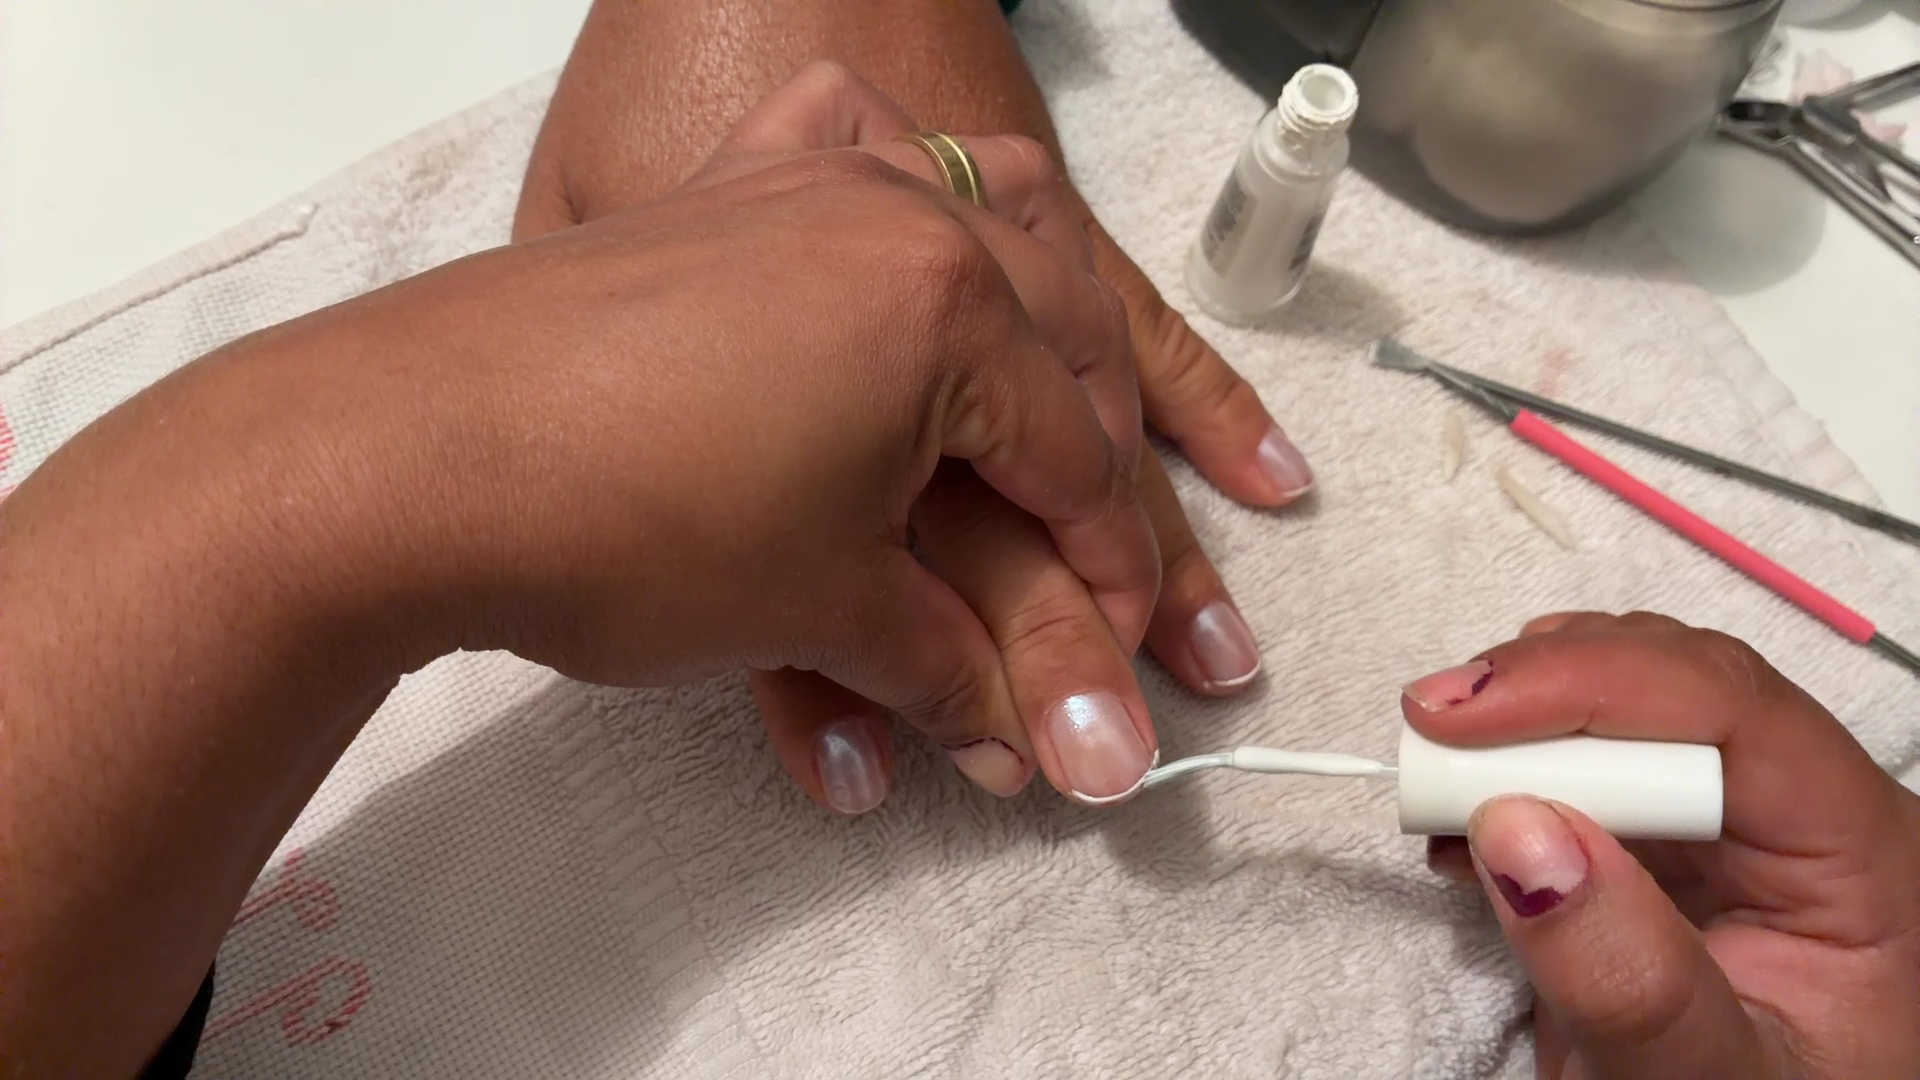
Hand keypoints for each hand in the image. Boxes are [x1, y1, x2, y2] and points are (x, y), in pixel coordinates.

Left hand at [0, 66, 1158, 1073]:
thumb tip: (1016, 745)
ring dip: (1049, 308)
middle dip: (1100, 450)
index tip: (1129, 631)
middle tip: (1109, 538)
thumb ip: (944, 667)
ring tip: (1068, 381)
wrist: (401, 463)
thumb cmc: (634, 533)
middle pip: (1067, 333)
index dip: (1117, 559)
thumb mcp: (823, 608)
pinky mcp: (740, 185)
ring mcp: (817, 181)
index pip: (1078, 458)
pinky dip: (917, 178)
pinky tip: (923, 217)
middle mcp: (903, 216)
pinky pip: (865, 148)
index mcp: (947, 312)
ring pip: (996, 218)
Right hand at [1407, 613, 1919, 1078]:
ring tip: (1444, 792)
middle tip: (1429, 736)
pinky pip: (1556, 734)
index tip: (1447, 715)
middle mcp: (1785, 803)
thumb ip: (1624, 975)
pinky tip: (1454, 817)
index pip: (1726, 704)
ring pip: (1600, 688)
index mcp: (1856, 855)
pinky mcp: (1634, 810)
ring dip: (1499, 722)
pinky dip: (1483, 754)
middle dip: (1527, 693)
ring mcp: (1706, 801)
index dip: (1579, 682)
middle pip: (1653, 676)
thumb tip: (1516, 825)